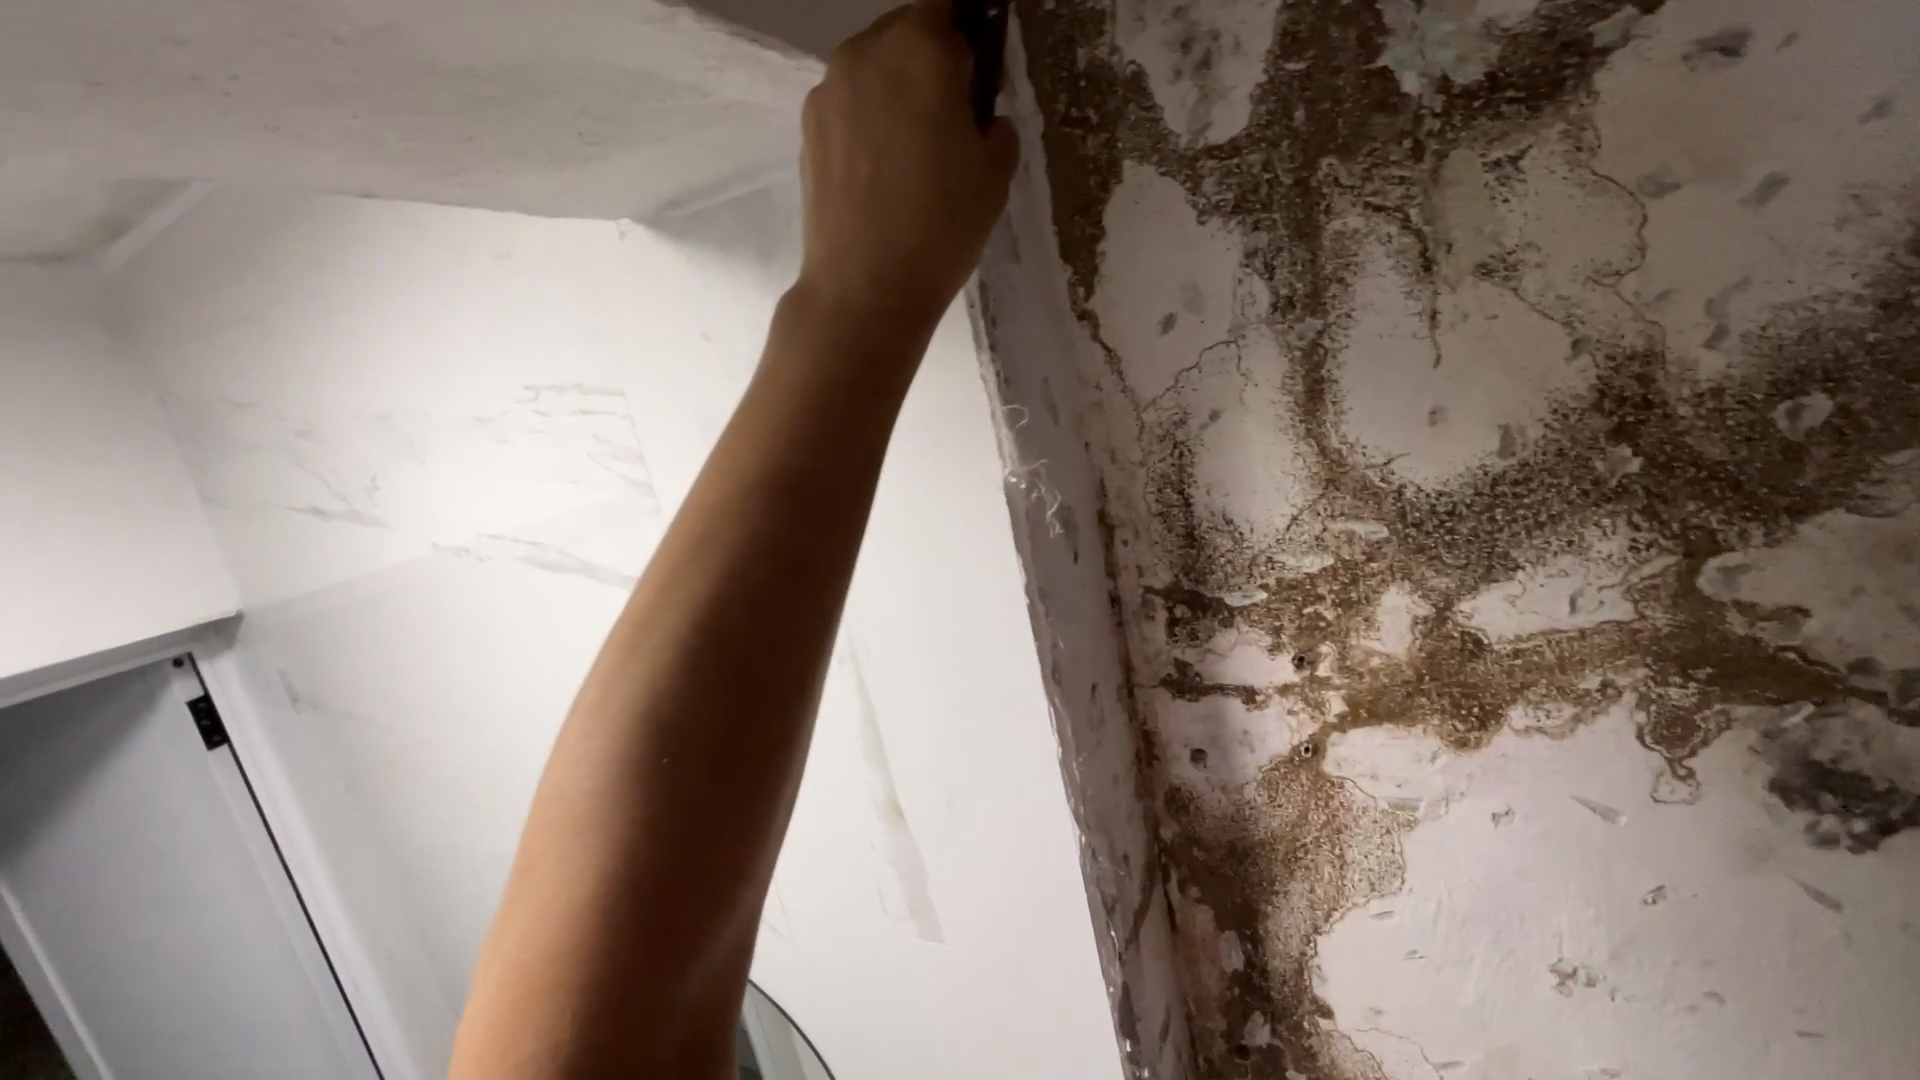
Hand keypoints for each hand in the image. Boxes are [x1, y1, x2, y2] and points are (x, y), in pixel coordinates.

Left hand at [795, 0, 1019, 336]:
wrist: (864, 289)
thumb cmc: (941, 228)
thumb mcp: (994, 174)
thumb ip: (994, 125)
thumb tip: (979, 118)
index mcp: (920, 47)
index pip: (950, 7)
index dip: (970, 38)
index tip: (979, 78)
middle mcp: (865, 52)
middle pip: (907, 33)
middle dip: (932, 63)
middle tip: (951, 124)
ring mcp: (828, 90)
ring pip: (874, 70)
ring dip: (897, 94)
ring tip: (914, 158)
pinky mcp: (807, 130)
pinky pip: (849, 106)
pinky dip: (868, 123)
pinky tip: (882, 176)